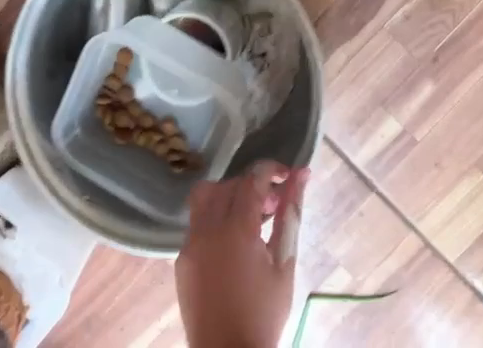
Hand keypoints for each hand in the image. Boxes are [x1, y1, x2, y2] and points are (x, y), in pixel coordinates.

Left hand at [175, 159, 309, 347]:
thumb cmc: (264, 312)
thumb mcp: (284, 262)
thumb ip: (290, 214)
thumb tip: (302, 176)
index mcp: (236, 229)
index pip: (252, 179)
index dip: (272, 170)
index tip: (289, 175)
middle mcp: (207, 229)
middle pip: (228, 185)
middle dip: (253, 185)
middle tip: (275, 204)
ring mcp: (189, 244)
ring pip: (205, 198)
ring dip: (229, 196)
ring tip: (252, 219)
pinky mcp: (181, 260)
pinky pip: (197, 223)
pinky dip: (216, 218)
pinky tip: (234, 242)